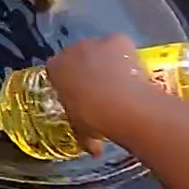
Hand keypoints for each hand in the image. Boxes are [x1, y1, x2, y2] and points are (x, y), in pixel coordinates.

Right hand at [43, 34, 164, 152]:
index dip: (67, 80)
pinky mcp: (117, 38)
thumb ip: (85, 136)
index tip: (77, 92)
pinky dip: (125, 54)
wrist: (122, 103)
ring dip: (106, 59)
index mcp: (56, 69)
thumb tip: (94, 150)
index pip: (55, 69)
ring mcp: (95, 42)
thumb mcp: (83, 130)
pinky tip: (133, 70)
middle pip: (77, 55)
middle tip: (100, 88)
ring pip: (99, 48)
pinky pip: (119, 44)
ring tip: (120, 81)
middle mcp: (71, 49)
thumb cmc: (94, 117)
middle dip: (86, 67)